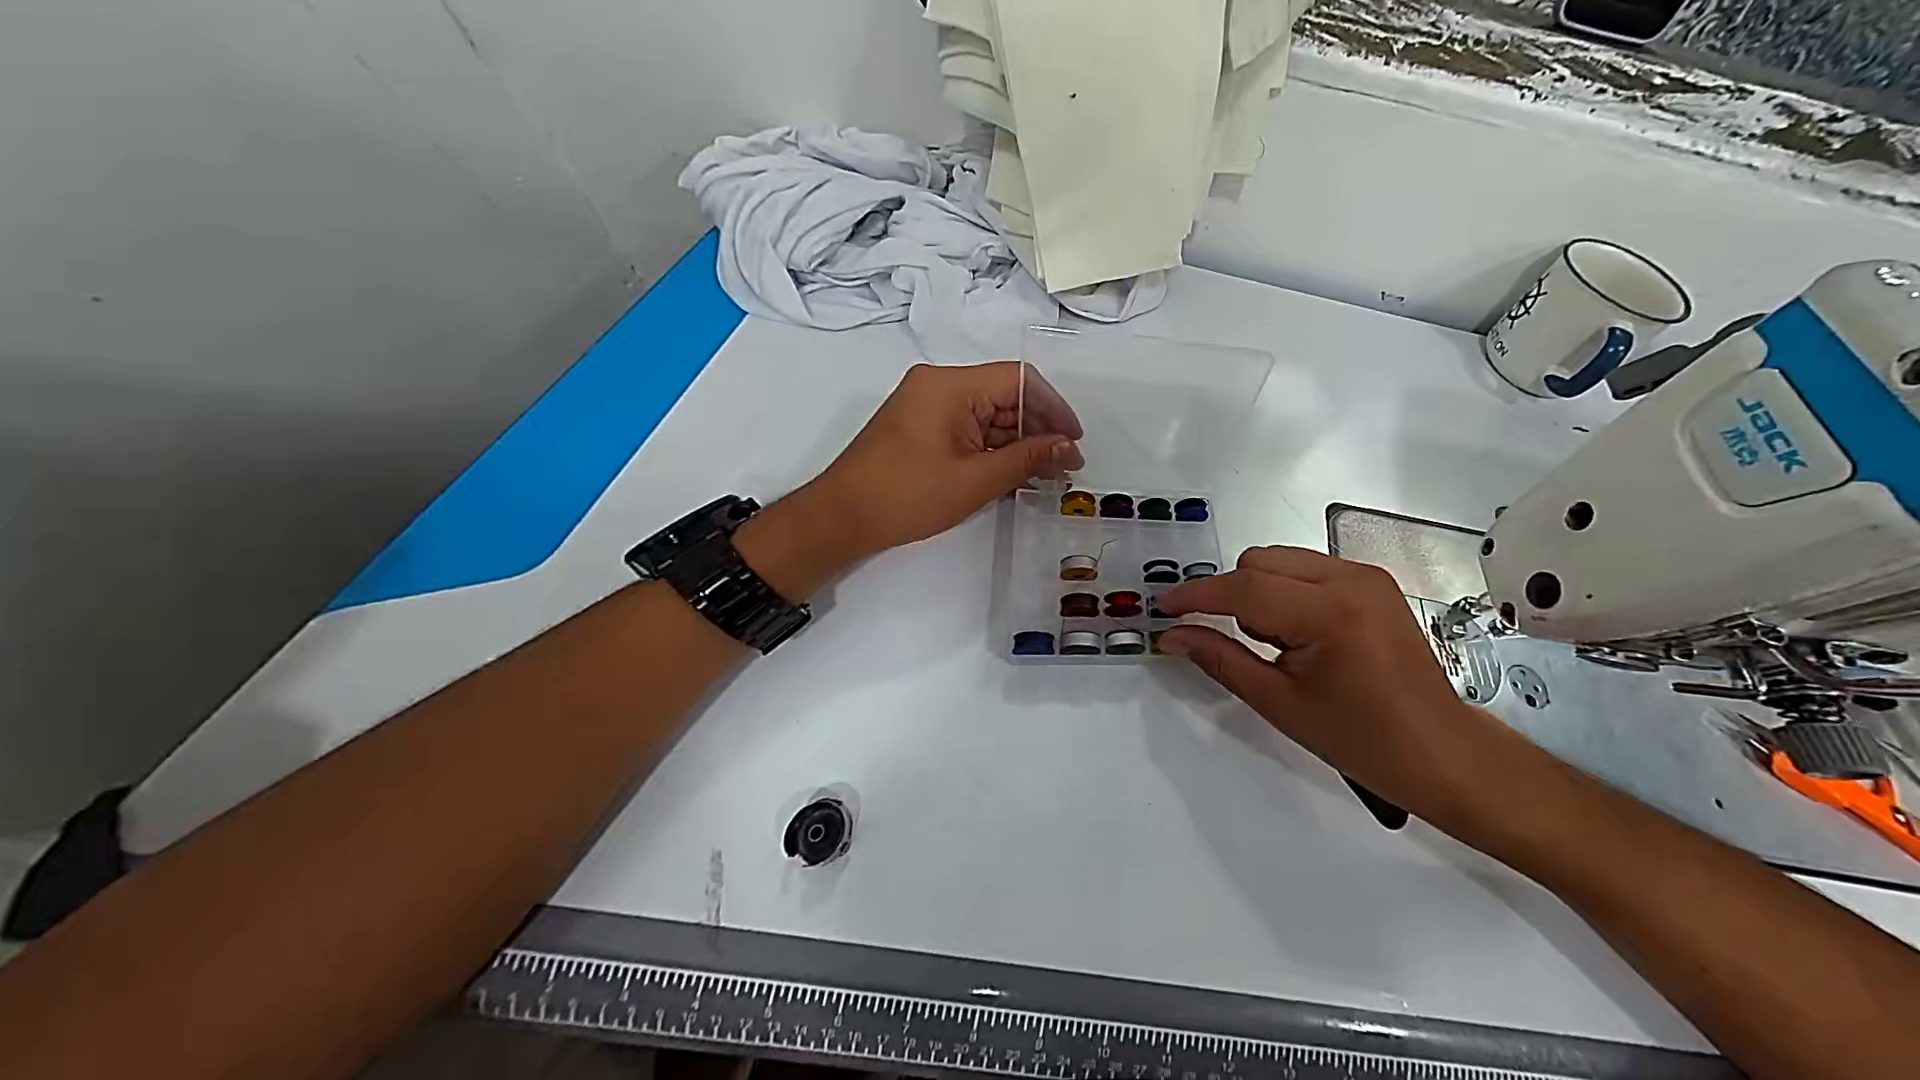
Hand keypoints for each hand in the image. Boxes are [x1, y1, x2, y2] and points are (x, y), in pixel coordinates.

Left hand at [735, 362, 1082, 599]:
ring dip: (1016, 443)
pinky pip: (966, 429)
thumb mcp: (975, 480)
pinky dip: (991, 450)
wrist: (841, 518)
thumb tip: (1067, 447)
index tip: (1074, 441)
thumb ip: (1027, 459)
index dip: (1054, 408)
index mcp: (949, 385)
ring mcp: (926, 406)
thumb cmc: (906, 496)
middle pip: (1003, 396)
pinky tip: (1014, 474)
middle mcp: (937, 385)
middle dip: (1038, 430)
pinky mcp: (919, 427)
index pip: (1018, 379)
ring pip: (986, 415)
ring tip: (1046, 475)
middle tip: (1065, 466)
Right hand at [1156, 546, 1513, 823]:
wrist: (1441, 751)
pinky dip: (1284, 590)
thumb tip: (1176, 636)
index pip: (1243, 587)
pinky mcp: (1372, 583)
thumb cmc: (1364, 739)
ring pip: (1280, 559)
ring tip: (1270, 641)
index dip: (1196, 595)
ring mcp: (1366, 578)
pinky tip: (1293, 632)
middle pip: (1259, 562)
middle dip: (1230, 595)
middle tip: (1225, 637)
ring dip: (1257, 590)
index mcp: (1329, 613)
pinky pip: (1305, 568)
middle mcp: (1351, 581)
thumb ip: (1219, 658)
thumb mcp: (1278, 702)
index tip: (1166, 606)